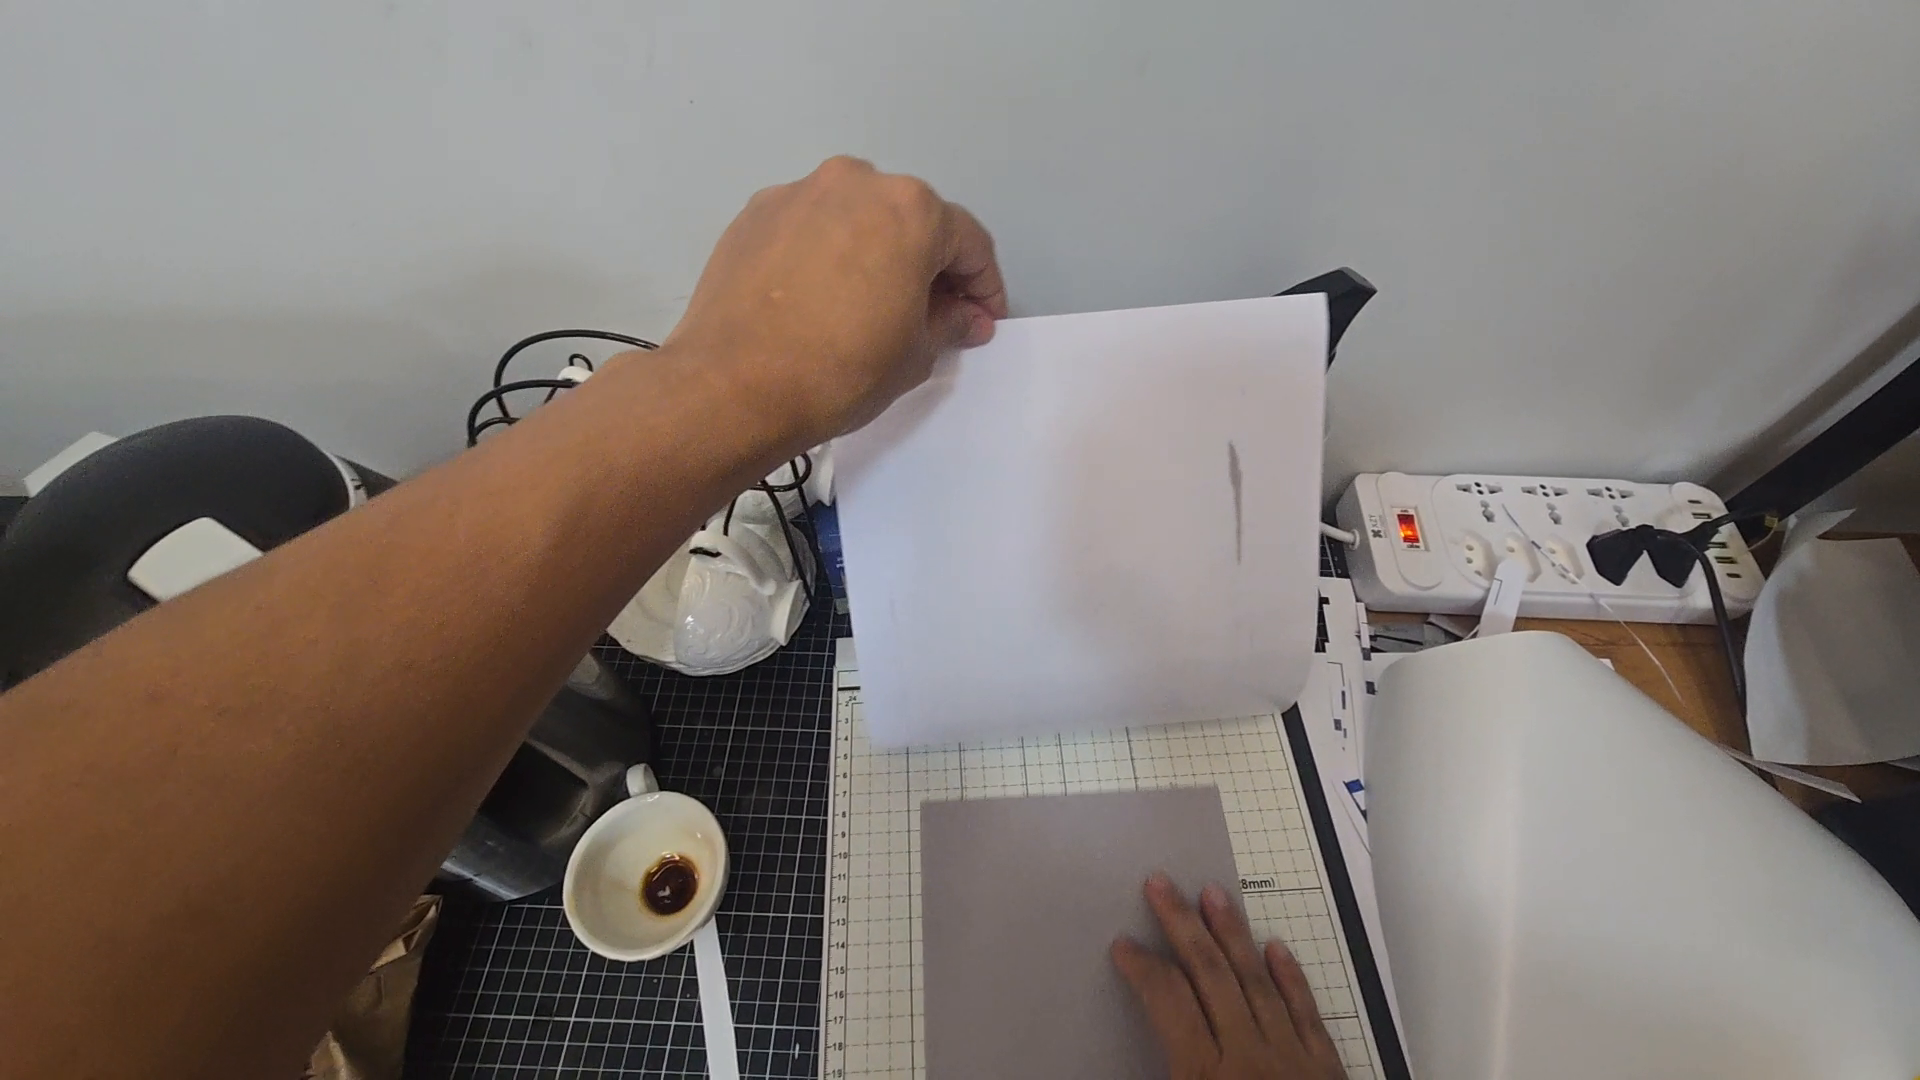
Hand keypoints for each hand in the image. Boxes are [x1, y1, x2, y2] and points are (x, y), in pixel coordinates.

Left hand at [663, 155, 1008, 447]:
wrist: (734, 386)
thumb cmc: (843, 371)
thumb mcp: (914, 355)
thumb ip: (950, 323)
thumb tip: (968, 316)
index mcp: (910, 210)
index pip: (968, 242)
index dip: (984, 286)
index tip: (984, 319)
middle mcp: (855, 182)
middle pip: (910, 220)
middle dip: (929, 266)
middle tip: (931, 316)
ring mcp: (798, 193)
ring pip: (856, 219)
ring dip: (876, 254)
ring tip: (871, 306)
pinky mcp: (754, 214)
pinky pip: (811, 229)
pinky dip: (828, 255)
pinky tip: (821, 300)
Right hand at [1113, 874, 1347, 1079]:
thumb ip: (1164, 1075)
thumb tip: (1120, 1063)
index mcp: (1207, 1079)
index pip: (1169, 1002)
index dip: (1143, 968)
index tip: (1123, 944)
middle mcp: (1251, 1059)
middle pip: (1211, 975)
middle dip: (1182, 925)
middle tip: (1160, 883)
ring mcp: (1295, 1063)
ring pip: (1258, 982)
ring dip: (1233, 935)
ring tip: (1212, 892)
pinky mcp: (1330, 1075)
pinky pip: (1309, 1017)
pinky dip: (1292, 980)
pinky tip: (1277, 948)